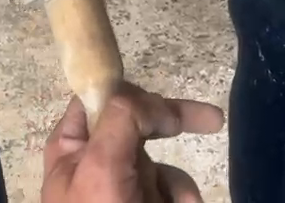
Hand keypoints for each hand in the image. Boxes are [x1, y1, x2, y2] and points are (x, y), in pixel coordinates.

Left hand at [40, 86, 223, 202]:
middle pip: (140, 129)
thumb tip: (153, 101)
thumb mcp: (102, 166)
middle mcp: (95, 164)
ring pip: (163, 170)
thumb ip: (123, 118)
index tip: (169, 103)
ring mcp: (121, 193)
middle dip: (172, 140)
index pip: (102, 98)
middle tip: (212, 121)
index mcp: (72, 148)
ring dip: (181, 187)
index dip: (136, 93)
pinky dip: (183, 202)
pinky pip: (172, 198)